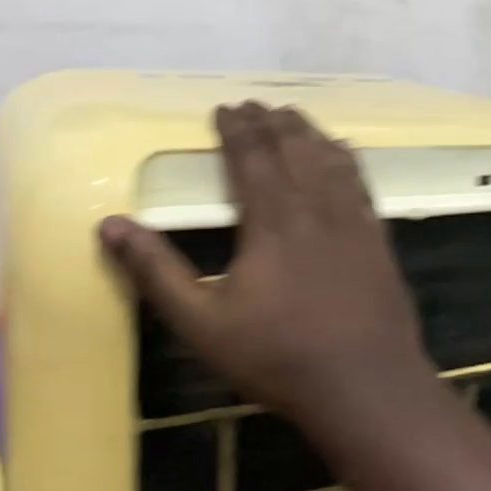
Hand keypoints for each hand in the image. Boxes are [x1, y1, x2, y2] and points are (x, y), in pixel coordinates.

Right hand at [99, 102, 434, 418]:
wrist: (366, 386)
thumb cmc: (279, 357)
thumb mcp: (203, 323)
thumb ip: (157, 272)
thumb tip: (111, 224)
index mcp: (271, 219)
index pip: (250, 156)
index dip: (235, 129)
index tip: (223, 108)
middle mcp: (315, 206)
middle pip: (291, 148)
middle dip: (270, 122)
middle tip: (255, 103)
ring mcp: (353, 221)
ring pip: (328, 159)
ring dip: (307, 132)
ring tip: (293, 116)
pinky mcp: (378, 240)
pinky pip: (361, 183)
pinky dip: (346, 159)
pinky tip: (345, 153)